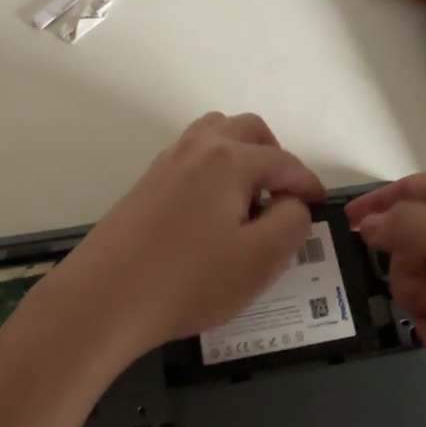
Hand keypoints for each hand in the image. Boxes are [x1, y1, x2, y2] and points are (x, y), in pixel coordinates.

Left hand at [43, 112, 325, 355]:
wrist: (105, 297)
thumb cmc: (189, 280)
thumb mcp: (260, 260)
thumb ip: (290, 223)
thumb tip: (292, 203)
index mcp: (230, 159)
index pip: (283, 161)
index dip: (307, 184)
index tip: (320, 206)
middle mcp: (199, 148)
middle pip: (248, 129)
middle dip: (275, 156)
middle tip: (283, 196)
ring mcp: (168, 162)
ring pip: (215, 133)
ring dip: (241, 153)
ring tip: (248, 197)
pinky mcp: (147, 182)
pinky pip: (191, 155)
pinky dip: (213, 166)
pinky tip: (211, 210)